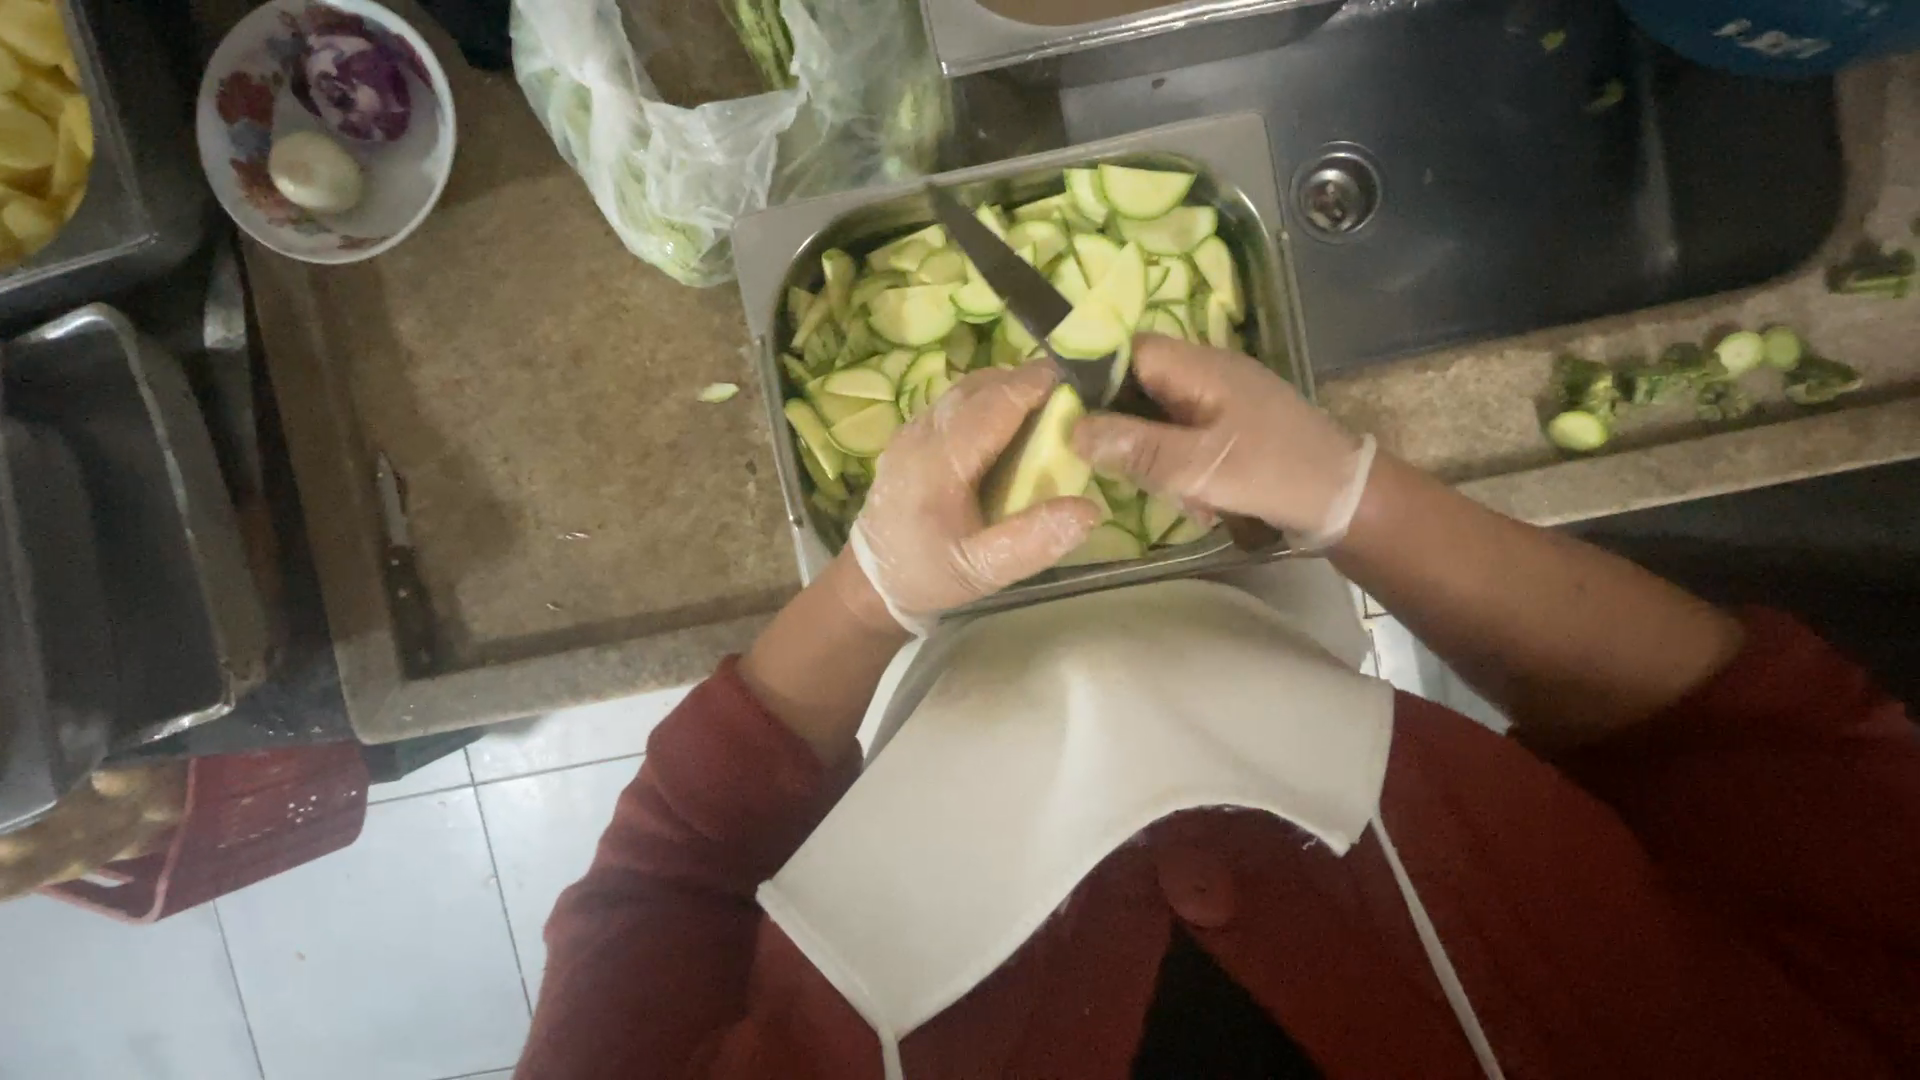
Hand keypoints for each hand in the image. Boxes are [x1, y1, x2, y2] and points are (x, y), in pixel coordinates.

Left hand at [850, 364, 1103, 633]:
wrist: (873, 580)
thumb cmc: (929, 575)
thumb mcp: (982, 571)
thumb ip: (1032, 542)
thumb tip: (1089, 510)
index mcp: (938, 461)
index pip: (992, 403)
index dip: (1035, 385)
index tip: (1080, 381)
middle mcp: (920, 433)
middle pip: (979, 386)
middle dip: (1026, 382)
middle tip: (1072, 396)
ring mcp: (911, 429)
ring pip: (965, 389)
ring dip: (1007, 388)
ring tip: (1047, 407)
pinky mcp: (911, 434)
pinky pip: (955, 402)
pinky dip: (987, 401)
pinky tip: (1010, 425)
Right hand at [1071, 335, 1373, 548]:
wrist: (1346, 499)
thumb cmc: (1272, 473)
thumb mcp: (1197, 466)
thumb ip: (1135, 447)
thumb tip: (1072, 429)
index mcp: (1198, 367)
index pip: (1127, 350)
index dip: (1092, 376)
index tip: (1067, 415)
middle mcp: (1207, 372)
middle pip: (1138, 384)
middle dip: (1122, 427)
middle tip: (1112, 466)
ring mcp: (1221, 398)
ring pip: (1158, 415)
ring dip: (1152, 453)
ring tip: (1169, 491)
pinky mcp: (1231, 425)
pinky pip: (1184, 435)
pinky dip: (1178, 465)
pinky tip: (1194, 498)